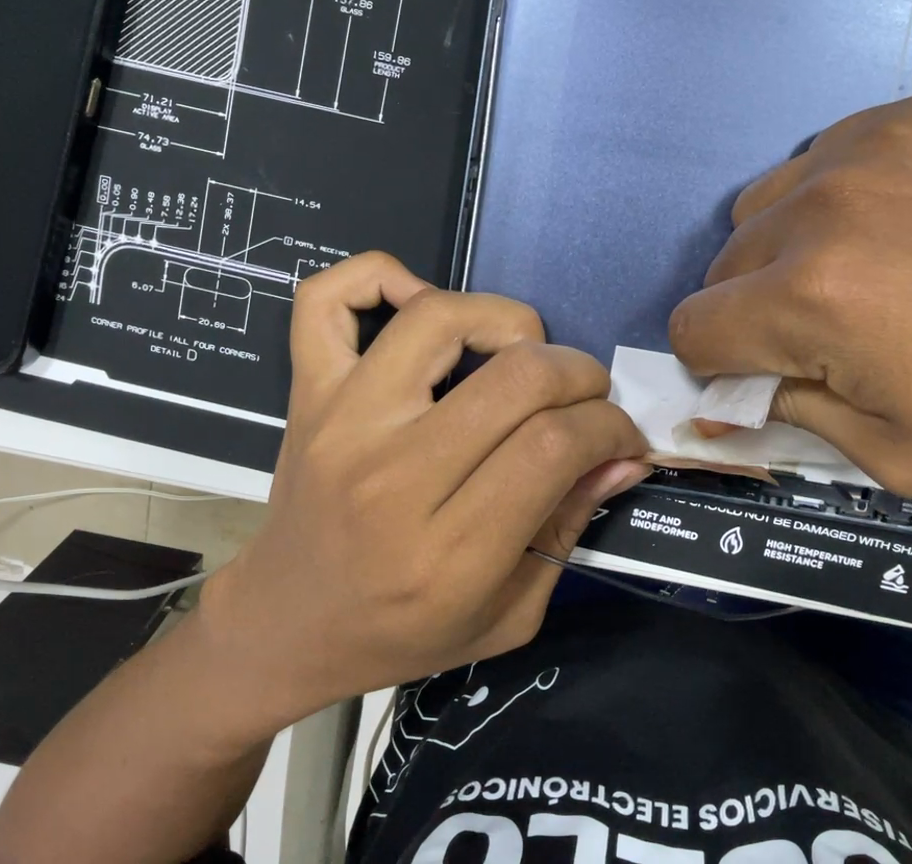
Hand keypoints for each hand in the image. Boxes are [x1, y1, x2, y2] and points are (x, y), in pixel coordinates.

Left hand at [196, 253, 646, 731]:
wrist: (288, 626)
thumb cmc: (401, 633)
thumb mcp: (508, 615)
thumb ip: (567, 530)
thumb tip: (623, 457)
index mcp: (448, 552)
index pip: (553, 446)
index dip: (608, 426)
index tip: (619, 438)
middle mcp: (393, 478)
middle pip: (515, 379)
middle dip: (578, 375)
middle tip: (583, 400)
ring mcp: (343, 425)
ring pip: (439, 320)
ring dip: (506, 321)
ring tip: (519, 354)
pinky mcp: (307, 396)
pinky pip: (327, 301)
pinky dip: (379, 278)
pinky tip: (420, 303)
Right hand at [669, 81, 911, 498]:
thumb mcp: (897, 459)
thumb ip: (790, 418)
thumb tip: (728, 398)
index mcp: (812, 294)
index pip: (694, 328)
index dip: (721, 368)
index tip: (772, 380)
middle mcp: (825, 201)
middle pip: (724, 261)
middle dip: (756, 308)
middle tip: (837, 334)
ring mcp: (882, 136)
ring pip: (773, 197)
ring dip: (794, 244)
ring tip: (880, 269)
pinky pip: (844, 148)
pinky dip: (856, 191)